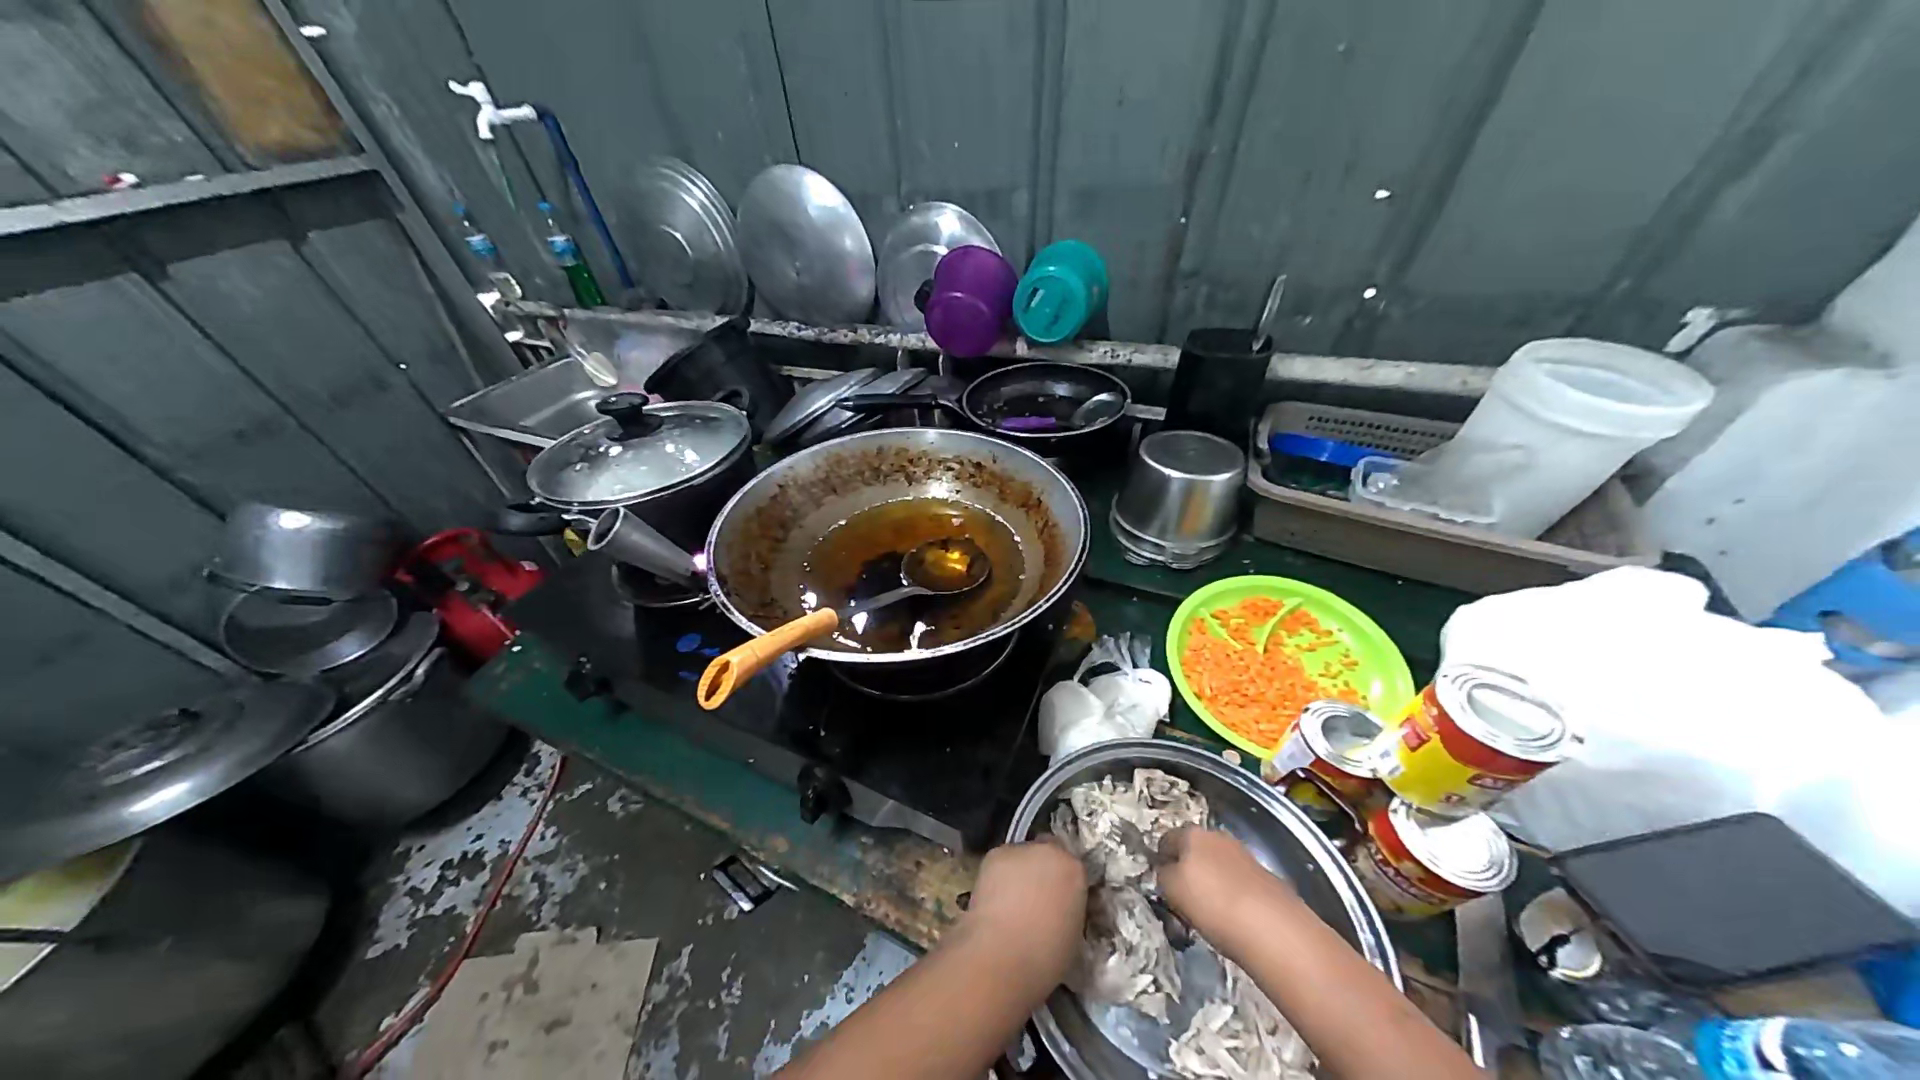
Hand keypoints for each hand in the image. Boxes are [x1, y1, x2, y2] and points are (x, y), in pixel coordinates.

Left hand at [954, 839, 1088, 985]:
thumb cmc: (1046, 955)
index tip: (1059, 901)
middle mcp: (1050, 851)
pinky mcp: (994, 855)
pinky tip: (994, 899)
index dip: (1065, 883)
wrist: (1003, 954)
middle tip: (1035, 897)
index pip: (1073, 867)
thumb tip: (1060, 908)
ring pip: (1023, 856)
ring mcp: (1020, 850)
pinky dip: (1000, 876)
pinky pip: (1001, 862)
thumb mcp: (1074, 933)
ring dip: (1021, 871)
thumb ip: (1070, 908)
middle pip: (1048, 853)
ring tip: (1011, 901)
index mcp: (1074, 870)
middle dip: (1043, 870)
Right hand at [1157, 827, 1301, 948]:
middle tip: (1184, 900)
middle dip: (1188, 871)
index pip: (1165, 841)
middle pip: (1193, 851)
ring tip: (1210, 913)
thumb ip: (1162, 875)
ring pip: (1216, 866)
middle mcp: (1217, 836)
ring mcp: (1244, 855)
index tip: (1162, 886)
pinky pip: (1238, 882)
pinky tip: (1234, 918)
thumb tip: (1167, 872)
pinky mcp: (1266, 877)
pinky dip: (1232, 895)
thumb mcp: (1171, 891)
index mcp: (1191, 833)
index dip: (1160, 862)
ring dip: (1211, 883)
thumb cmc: (1212, 904)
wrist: (1274, 929)